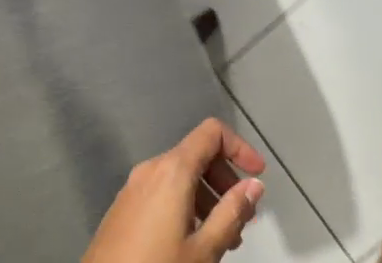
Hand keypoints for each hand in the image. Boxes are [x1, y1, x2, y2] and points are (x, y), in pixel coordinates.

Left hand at [83, 118, 267, 262]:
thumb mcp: (204, 249)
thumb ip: (232, 213)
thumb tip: (254, 184)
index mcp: (173, 170)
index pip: (213, 133)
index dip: (241, 147)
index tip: (258, 176)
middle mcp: (151, 169)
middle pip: (198, 155)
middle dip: (225, 180)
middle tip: (242, 218)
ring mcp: (133, 188)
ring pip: (180, 177)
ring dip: (207, 198)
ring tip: (222, 238)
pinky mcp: (122, 209)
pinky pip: (162, 193)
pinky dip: (185, 205)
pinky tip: (190, 242)